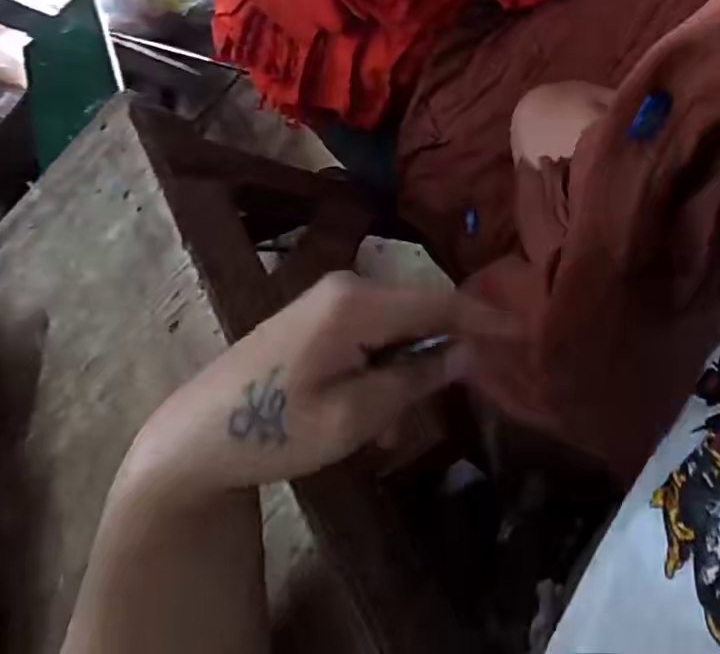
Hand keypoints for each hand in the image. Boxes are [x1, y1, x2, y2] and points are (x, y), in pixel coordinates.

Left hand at [114, 272, 464, 504]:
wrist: (194, 435)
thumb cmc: (273, 431)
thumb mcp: (354, 417)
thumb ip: (417, 377)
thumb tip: (470, 351)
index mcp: (356, 302)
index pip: (439, 301)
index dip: (485, 316)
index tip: (525, 328)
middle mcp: (347, 284)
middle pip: (420, 306)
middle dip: (443, 347)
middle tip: (458, 390)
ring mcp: (330, 294)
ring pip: (398, 321)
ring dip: (409, 364)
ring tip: (391, 424)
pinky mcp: (321, 310)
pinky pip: (373, 327)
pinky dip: (385, 362)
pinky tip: (370, 405)